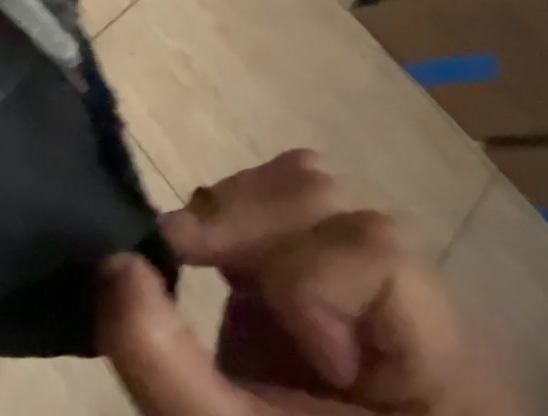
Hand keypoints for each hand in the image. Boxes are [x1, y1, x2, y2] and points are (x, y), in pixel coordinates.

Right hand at [99, 151, 520, 415]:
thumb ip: (161, 356)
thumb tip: (113, 259)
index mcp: (434, 360)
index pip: (378, 251)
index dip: (307, 279)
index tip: (261, 330)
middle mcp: (411, 306)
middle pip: (336, 204)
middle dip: (245, 220)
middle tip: (186, 255)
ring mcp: (358, 285)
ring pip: (304, 188)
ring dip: (232, 209)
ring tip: (198, 253)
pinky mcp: (309, 275)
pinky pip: (274, 205)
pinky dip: (224, 216)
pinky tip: (205, 259)